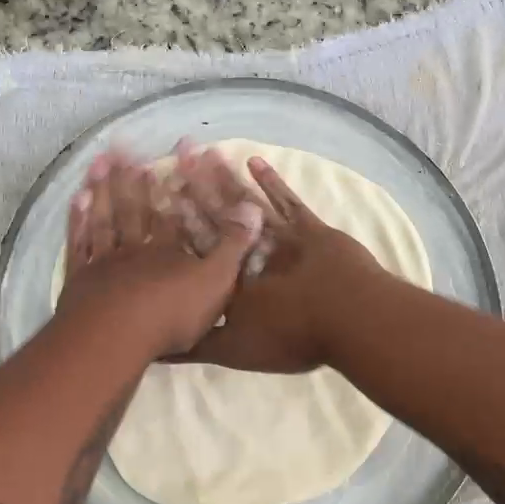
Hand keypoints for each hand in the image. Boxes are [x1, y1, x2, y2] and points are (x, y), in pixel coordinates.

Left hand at [57, 149, 262, 358]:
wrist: (115, 337)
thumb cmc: (170, 313)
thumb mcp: (215, 282)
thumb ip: (233, 247)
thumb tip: (255, 209)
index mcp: (168, 250)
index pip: (174, 210)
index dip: (177, 182)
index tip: (178, 152)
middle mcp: (135, 247)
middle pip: (134, 208)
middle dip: (132, 178)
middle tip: (125, 147)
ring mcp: (104, 261)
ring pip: (104, 219)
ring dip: (102, 189)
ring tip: (99, 162)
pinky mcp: (79, 278)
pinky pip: (79, 243)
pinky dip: (78, 220)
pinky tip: (77, 200)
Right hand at [174, 152, 386, 373]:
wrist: (351, 318)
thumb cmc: (291, 336)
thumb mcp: (236, 350)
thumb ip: (195, 346)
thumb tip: (155, 348)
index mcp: (226, 280)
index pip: (192, 248)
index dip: (172, 227)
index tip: (153, 202)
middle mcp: (247, 251)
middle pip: (213, 218)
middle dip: (192, 192)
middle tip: (171, 164)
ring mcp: (279, 234)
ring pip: (243, 203)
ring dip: (222, 180)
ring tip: (200, 153)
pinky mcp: (310, 228)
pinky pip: (285, 199)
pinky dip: (269, 180)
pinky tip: (252, 160)